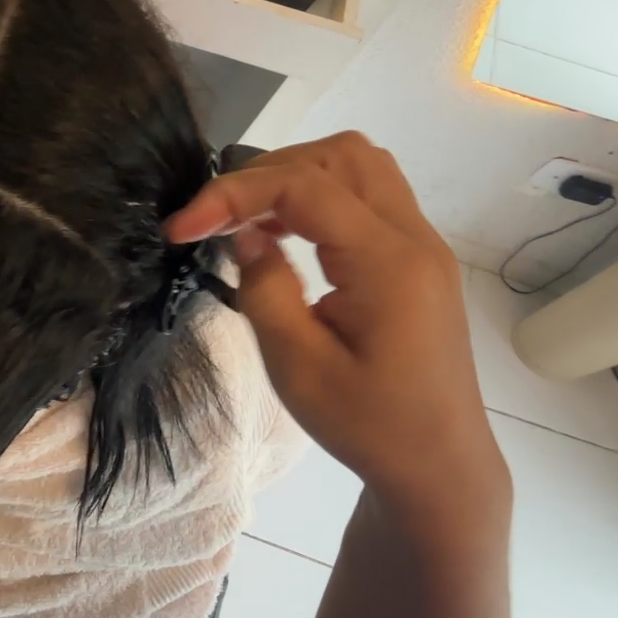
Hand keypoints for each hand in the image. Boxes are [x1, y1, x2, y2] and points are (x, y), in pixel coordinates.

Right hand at [165, 133, 508, 513]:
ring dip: (292, 177)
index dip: (232, 194)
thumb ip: (265, 289)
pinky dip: (314, 198)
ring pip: (357, 166)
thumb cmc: (366, 424)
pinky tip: (280, 233)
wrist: (438, 463)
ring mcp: (420, 245)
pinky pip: (365, 197)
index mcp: (387, 263)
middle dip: (264, 172)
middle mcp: (413, 238)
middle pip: (340, 155)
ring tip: (243, 219)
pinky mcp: (414, 260)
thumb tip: (245, 233)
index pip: (304, 187)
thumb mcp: (297, 365)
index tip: (179, 229)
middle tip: (214, 218)